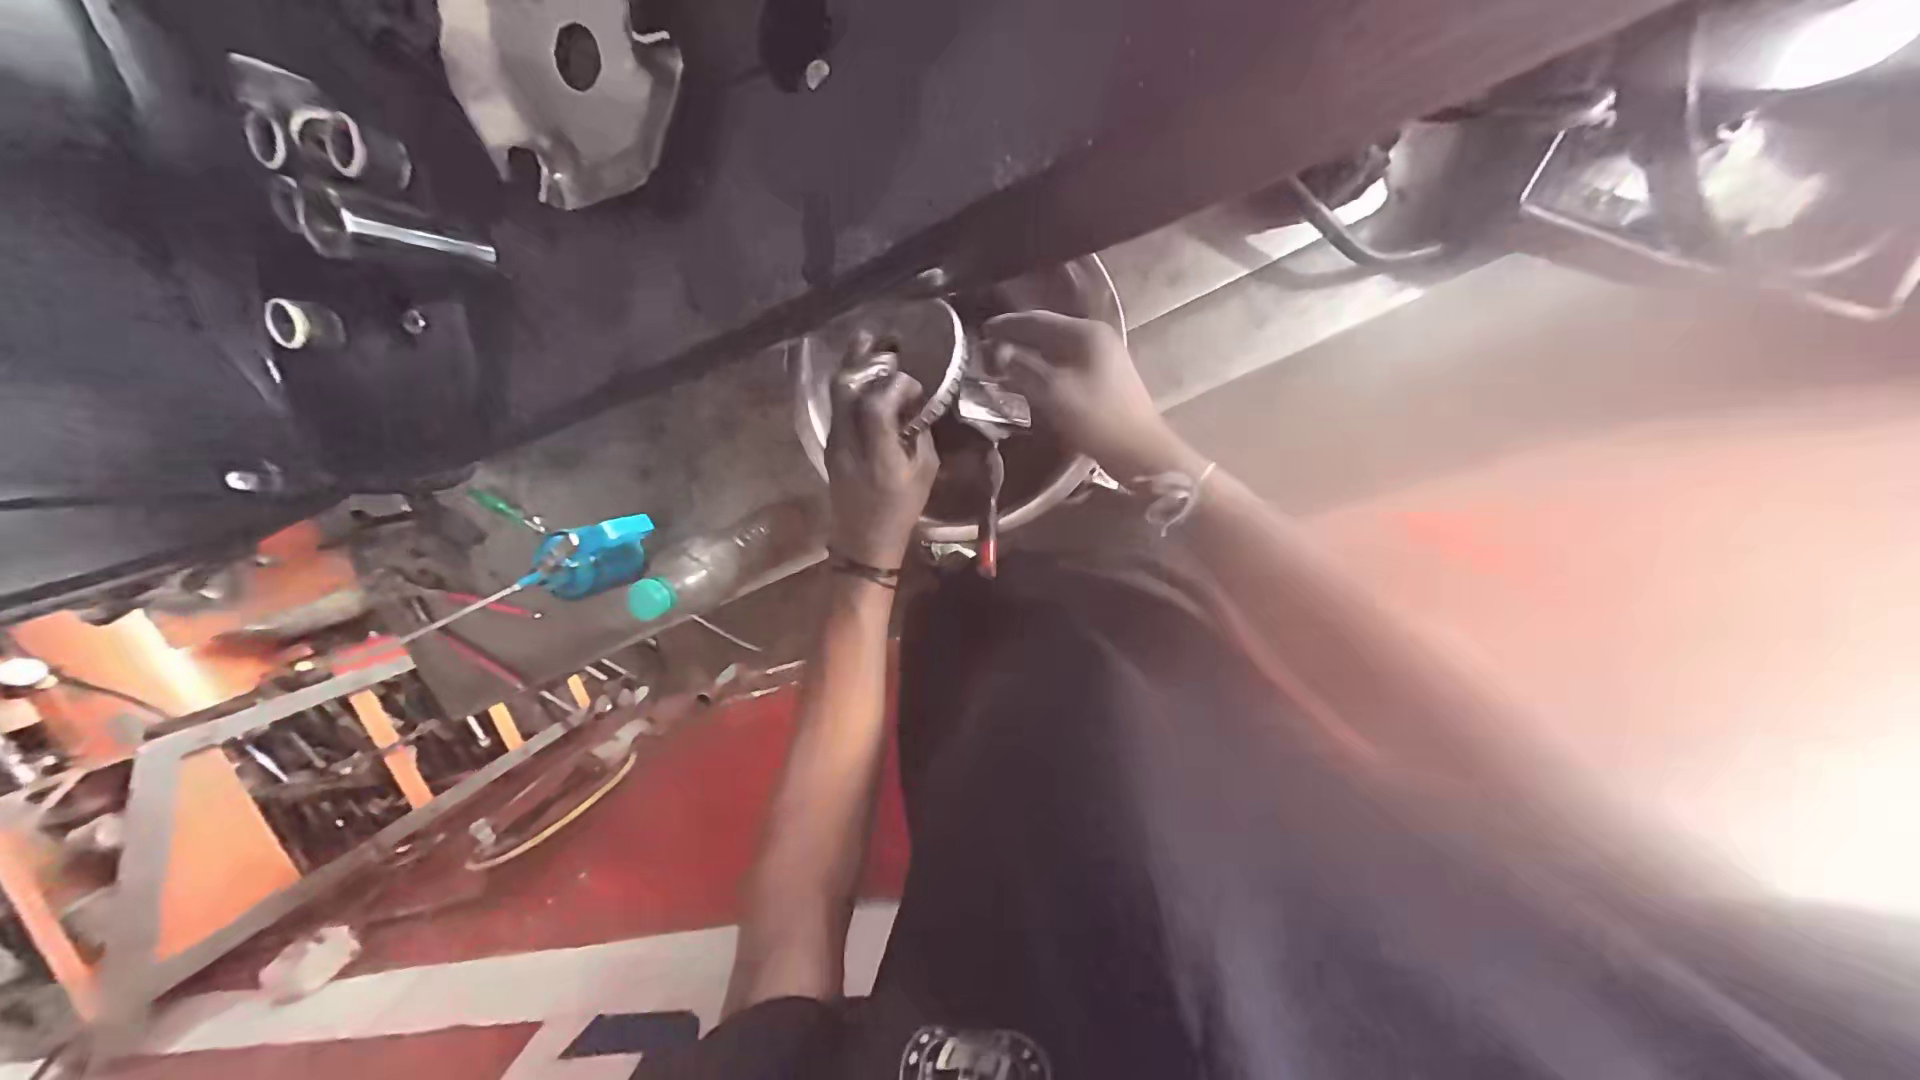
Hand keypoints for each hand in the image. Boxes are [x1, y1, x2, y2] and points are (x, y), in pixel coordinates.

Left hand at [826, 333, 939, 568]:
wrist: (863, 539)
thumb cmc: (902, 509)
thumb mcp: (925, 471)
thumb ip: (919, 433)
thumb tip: (914, 404)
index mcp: (879, 455)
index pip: (876, 404)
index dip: (896, 385)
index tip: (914, 389)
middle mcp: (850, 443)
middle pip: (846, 388)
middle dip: (865, 359)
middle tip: (885, 343)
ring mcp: (835, 441)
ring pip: (836, 393)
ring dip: (854, 366)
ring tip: (870, 343)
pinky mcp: (830, 443)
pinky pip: (838, 405)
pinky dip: (852, 385)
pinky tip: (866, 376)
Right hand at [982, 310, 1205, 480]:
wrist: (1139, 451)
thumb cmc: (1096, 418)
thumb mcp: (1053, 391)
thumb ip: (1021, 367)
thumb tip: (995, 351)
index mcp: (1085, 332)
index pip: (1037, 319)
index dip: (1006, 325)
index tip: (980, 331)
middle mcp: (1096, 337)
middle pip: (1047, 331)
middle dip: (1015, 339)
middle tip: (986, 349)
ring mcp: (1103, 357)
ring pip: (1056, 349)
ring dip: (1028, 355)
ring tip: (1001, 364)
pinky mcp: (1104, 377)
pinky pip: (1065, 364)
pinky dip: (1043, 368)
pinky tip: (1028, 379)